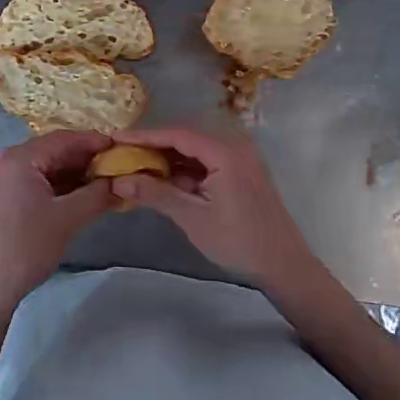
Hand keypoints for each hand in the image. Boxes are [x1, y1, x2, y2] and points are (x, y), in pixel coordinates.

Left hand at [0, 131, 116, 314]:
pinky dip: (55, 185)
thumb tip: (121, 182)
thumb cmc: (25, 247)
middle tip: (118, 168)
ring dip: (72, 174)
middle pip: (52, 151)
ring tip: (105, 183)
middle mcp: (3, 159)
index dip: (94, 142)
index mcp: (17, 158)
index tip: (122, 148)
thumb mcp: (67, 219)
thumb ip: (97, 195)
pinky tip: (79, 195)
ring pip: (43, 166)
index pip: (63, 139)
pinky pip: (32, 180)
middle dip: (85, 160)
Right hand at [109, 125, 325, 290]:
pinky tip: (162, 179)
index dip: (144, 136)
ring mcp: (240, 161)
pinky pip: (204, 162)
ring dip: (166, 156)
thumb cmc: (239, 241)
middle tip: (121, 151)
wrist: (284, 266)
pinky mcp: (240, 174)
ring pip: (194, 150)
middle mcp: (235, 149)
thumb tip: (117, 181)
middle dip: (152, 144)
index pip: (177, 134)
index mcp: (226, 154)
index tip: (115, 139)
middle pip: (185, 137)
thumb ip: (155, 194)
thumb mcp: (192, 217)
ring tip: (135, 164)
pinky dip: (182, 168)